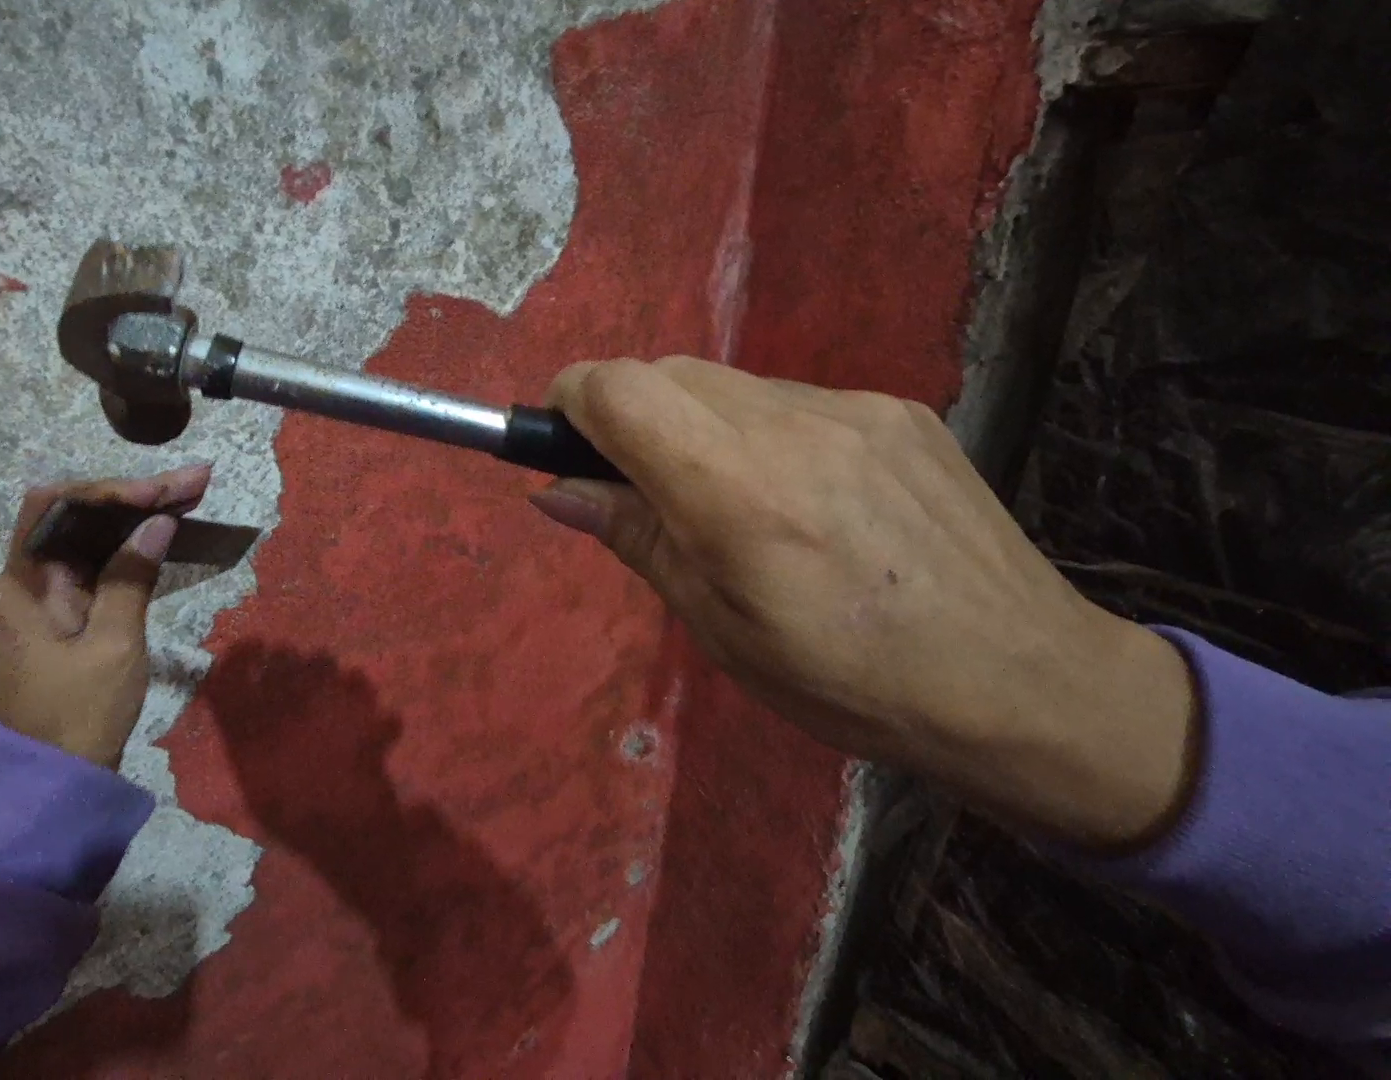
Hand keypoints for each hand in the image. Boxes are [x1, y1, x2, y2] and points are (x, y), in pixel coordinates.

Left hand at [0, 466, 210, 767]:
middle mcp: (23, 582)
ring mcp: (44, 601)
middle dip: (136, 497)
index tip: (162, 492)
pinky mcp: (65, 619)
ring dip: (138, 520)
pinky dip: (131, 552)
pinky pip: (96, 569)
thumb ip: (132, 578)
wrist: (54, 785)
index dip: (109, 489)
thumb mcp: (113, 645)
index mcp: (19, 584)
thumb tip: (157, 523)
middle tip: (195, 482)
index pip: (54, 505)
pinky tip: (165, 535)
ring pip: (90, 542)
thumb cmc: (79, 716)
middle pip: (76, 519)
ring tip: (191, 497)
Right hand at [530, 358, 1195, 847]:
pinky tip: (802, 499)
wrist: (1022, 680)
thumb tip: (552, 490)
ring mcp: (853, 407)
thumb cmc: (844, 680)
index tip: (564, 447)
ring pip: (727, 384)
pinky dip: (759, 432)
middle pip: (665, 372)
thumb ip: (633, 537)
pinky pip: (791, 398)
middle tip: (643, 493)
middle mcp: (790, 423)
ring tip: (733, 506)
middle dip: (629, 417)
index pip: (617, 388)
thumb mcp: (716, 626)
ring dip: (695, 426)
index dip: (570, 402)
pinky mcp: (897, 409)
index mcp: (735, 490)